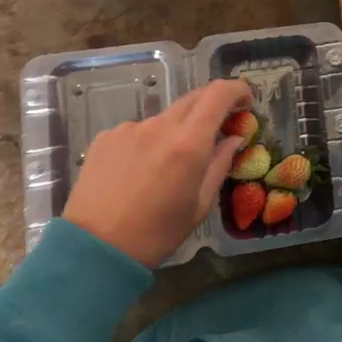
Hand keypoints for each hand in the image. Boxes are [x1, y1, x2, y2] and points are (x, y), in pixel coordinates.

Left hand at [62, 77, 251, 266]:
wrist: (94, 251)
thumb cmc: (156, 234)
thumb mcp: (199, 205)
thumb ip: (220, 165)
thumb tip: (233, 138)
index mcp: (188, 142)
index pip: (219, 94)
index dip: (237, 90)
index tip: (246, 102)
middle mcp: (158, 125)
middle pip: (194, 98)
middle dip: (211, 108)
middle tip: (217, 130)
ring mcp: (129, 129)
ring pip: (164, 118)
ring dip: (176, 131)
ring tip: (166, 167)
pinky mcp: (105, 137)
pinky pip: (137, 131)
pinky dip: (148, 143)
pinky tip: (138, 172)